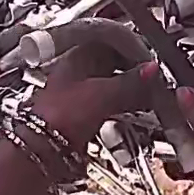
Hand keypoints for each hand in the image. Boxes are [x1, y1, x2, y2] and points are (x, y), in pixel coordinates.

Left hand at [30, 49, 155, 144]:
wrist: (42, 151)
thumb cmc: (59, 117)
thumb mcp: (103, 95)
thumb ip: (130, 82)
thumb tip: (151, 70)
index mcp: (77, 57)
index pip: (110, 42)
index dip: (132, 50)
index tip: (149, 62)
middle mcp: (76, 73)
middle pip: (112, 64)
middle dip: (133, 72)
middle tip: (152, 80)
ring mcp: (77, 94)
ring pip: (110, 85)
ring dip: (130, 90)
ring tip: (147, 96)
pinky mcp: (80, 116)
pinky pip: (107, 104)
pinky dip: (123, 106)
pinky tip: (133, 111)